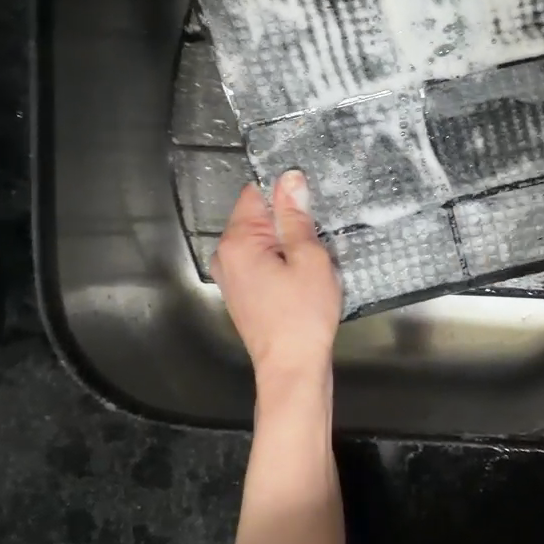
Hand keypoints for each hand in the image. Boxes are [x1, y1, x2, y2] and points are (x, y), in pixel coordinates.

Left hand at [212, 171, 341, 380]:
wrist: (291, 365)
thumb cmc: (304, 313)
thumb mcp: (309, 258)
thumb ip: (296, 217)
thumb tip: (290, 178)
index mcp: (238, 241)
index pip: (256, 194)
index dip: (285, 194)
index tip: (311, 206)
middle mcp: (225, 255)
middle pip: (256, 218)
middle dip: (286, 221)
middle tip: (318, 237)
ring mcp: (229, 276)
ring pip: (260, 242)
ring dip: (285, 243)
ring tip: (313, 258)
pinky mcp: (240, 293)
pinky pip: (259, 262)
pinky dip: (279, 262)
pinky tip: (301, 277)